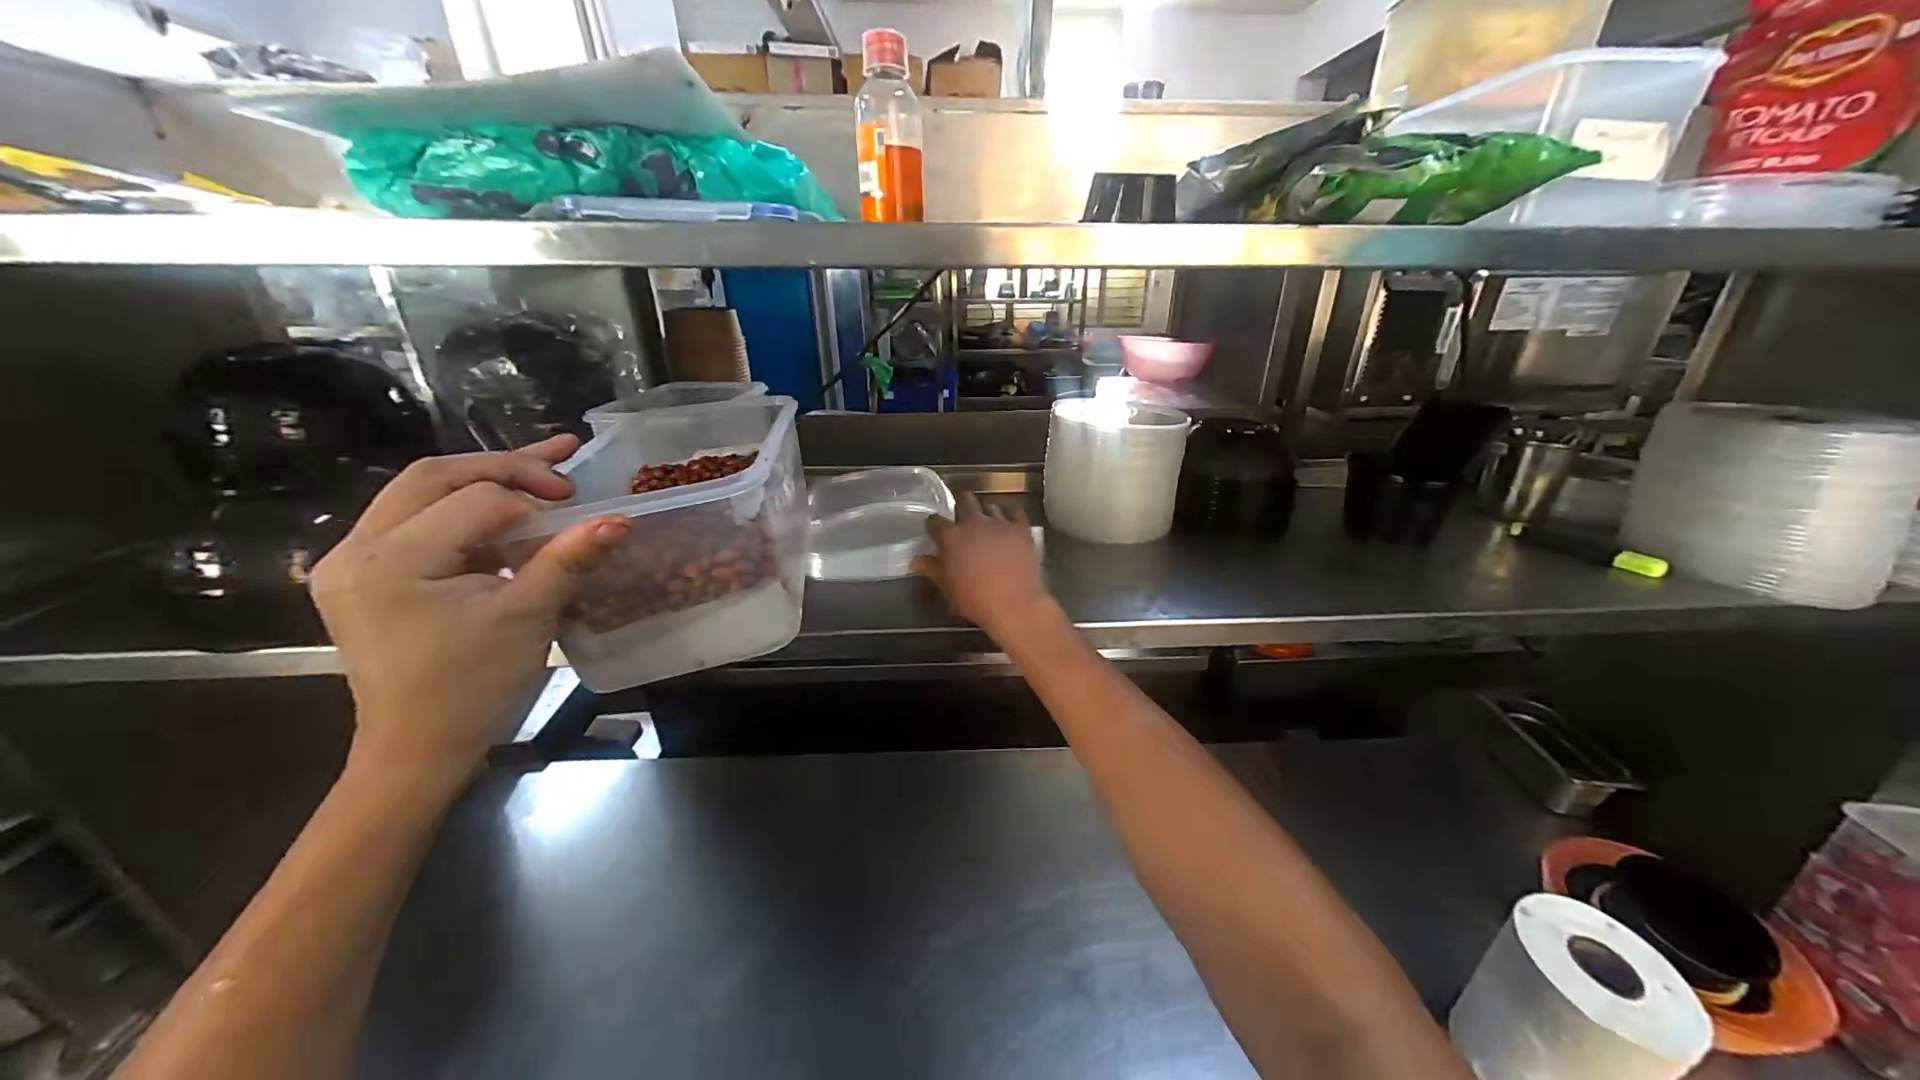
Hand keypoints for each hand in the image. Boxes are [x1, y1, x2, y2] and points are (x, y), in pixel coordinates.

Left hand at [310, 435, 626, 778]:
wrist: (418, 748)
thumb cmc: (473, 686)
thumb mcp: (528, 617)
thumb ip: (569, 558)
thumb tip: (620, 519)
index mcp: (392, 560)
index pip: (477, 500)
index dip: (534, 501)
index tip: (578, 513)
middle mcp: (356, 549)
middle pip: (435, 476)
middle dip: (505, 467)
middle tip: (562, 469)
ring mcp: (352, 562)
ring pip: (422, 492)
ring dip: (484, 480)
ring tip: (543, 468)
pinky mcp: (364, 576)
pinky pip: (416, 521)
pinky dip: (464, 511)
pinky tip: (506, 513)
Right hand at [913, 491, 1054, 640]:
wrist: (1013, 604)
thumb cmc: (974, 600)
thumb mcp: (947, 587)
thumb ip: (932, 569)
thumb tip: (917, 560)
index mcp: (951, 536)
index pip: (935, 521)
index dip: (934, 526)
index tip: (936, 532)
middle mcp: (973, 522)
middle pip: (965, 501)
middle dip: (961, 507)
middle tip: (963, 521)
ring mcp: (999, 523)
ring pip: (990, 506)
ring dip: (986, 513)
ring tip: (987, 525)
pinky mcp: (1020, 528)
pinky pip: (1015, 512)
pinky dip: (1011, 516)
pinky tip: (1009, 524)